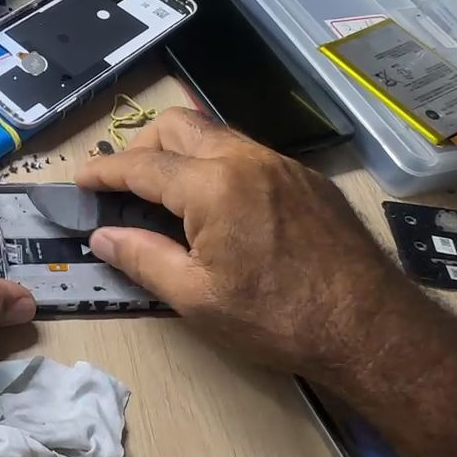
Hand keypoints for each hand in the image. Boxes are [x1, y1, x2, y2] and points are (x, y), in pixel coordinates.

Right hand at [76, 108, 417, 382]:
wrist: (376, 331)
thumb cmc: (278, 319)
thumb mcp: (196, 297)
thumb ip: (141, 258)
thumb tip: (101, 236)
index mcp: (213, 185)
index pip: (141, 164)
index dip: (104, 170)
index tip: (80, 178)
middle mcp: (245, 158)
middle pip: (176, 125)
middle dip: (141, 147)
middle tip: (125, 186)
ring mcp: (280, 163)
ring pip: (213, 132)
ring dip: (179, 151)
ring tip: (167, 194)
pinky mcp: (305, 177)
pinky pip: (244, 151)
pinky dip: (214, 162)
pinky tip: (218, 205)